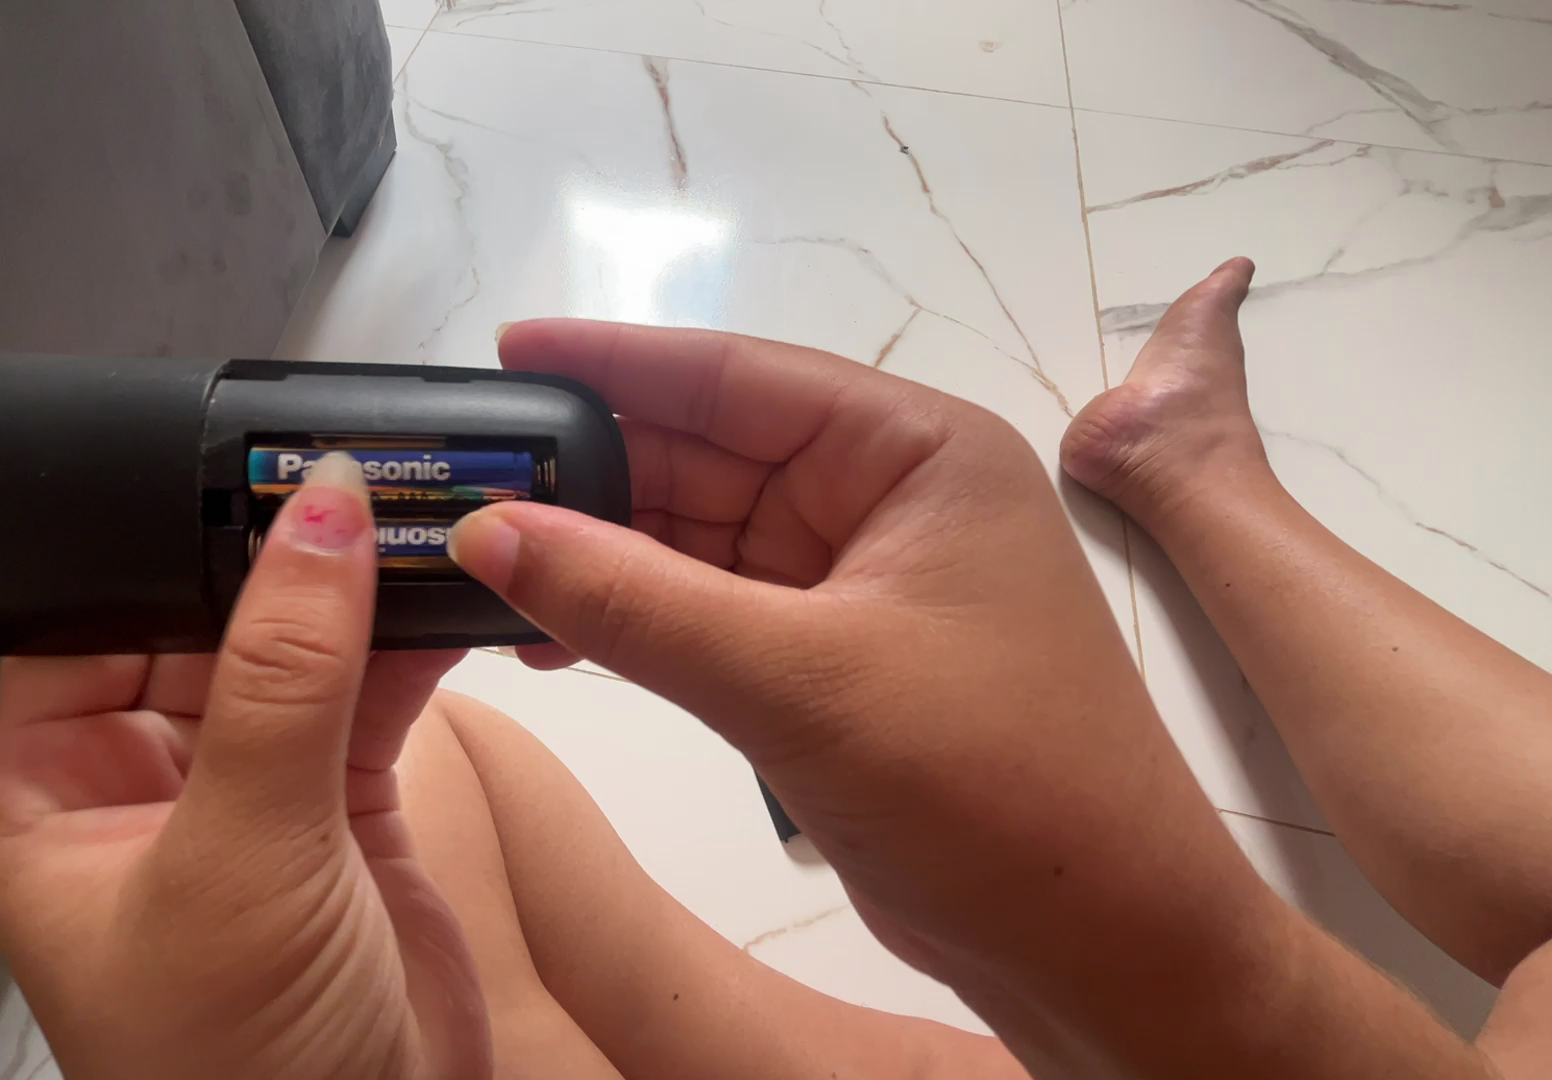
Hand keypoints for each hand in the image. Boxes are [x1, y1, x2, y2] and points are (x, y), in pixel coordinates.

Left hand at [0, 453, 487, 1079]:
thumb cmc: (244, 1067)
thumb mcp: (241, 855)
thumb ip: (283, 679)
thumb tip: (319, 523)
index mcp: (68, 789)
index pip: (103, 618)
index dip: (173, 542)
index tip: (257, 472)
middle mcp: (164, 774)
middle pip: (223, 622)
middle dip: (290, 559)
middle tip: (360, 486)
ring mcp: (270, 781)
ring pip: (314, 651)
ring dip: (366, 596)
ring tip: (416, 529)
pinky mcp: (355, 792)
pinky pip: (380, 688)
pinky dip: (417, 642)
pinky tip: (446, 602)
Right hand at [449, 321, 1473, 1077]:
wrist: (1096, 949)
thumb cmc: (991, 792)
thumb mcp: (796, 680)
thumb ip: (634, 603)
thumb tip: (490, 533)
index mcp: (908, 452)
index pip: (736, 377)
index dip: (614, 359)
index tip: (509, 350)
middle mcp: (873, 496)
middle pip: (702, 457)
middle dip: (588, 471)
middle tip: (474, 484)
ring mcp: (840, 575)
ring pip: (690, 538)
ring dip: (597, 554)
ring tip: (492, 563)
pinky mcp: (813, 648)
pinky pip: (697, 606)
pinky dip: (627, 616)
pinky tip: (551, 635)